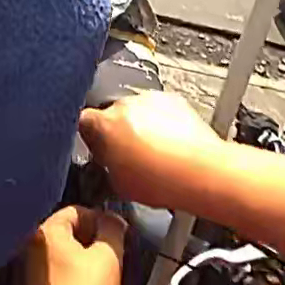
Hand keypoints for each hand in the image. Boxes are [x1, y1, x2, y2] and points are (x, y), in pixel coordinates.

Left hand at [20, 206, 125, 284]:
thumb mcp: (111, 256)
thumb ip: (114, 227)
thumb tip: (113, 220)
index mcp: (42, 233)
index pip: (77, 209)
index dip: (102, 219)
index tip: (116, 232)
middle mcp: (25, 250)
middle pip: (67, 232)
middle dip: (92, 241)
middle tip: (111, 256)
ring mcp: (23, 275)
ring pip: (60, 255)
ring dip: (81, 261)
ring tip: (100, 280)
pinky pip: (54, 277)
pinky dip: (70, 280)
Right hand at [78, 92, 222, 209]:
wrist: (200, 171)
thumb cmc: (163, 180)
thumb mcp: (119, 185)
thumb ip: (106, 167)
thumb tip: (107, 166)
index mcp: (104, 124)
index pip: (83, 121)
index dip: (90, 137)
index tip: (99, 149)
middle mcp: (125, 104)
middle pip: (113, 114)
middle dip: (119, 131)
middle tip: (130, 155)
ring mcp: (151, 99)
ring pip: (138, 110)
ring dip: (141, 125)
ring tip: (155, 152)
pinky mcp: (174, 100)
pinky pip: (160, 108)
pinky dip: (162, 121)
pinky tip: (170, 143)